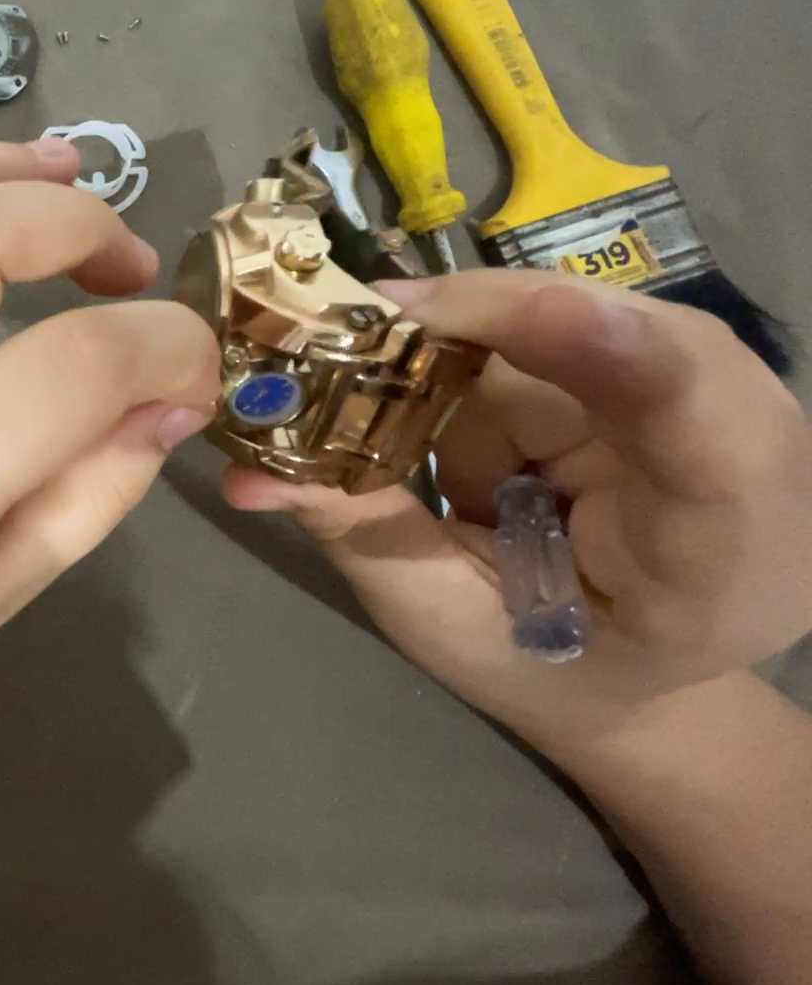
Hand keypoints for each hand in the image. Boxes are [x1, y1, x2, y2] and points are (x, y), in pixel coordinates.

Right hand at [225, 271, 810, 754]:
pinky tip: (428, 419)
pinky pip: (539, 339)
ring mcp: (696, 411)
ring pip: (566, 329)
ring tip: (398, 427)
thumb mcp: (434, 611)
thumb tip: (245, 474)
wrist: (614, 673)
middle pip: (640, 343)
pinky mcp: (639, 386)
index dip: (627, 360)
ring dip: (456, 360)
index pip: (715, 446)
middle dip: (493, 323)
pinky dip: (457, 363)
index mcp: (721, 562)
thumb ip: (358, 531)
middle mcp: (738, 462)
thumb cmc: (532, 662)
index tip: (526, 311)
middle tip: (364, 321)